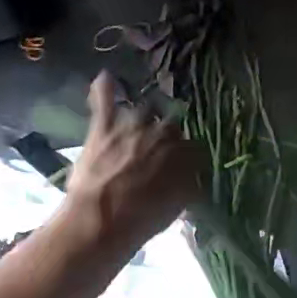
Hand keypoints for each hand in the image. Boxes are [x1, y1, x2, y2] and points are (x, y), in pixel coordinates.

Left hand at [65, 71, 199, 242]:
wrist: (101, 220)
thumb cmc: (143, 219)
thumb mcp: (176, 207)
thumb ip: (189, 188)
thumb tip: (195, 181)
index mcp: (184, 155)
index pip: (196, 148)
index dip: (190, 158)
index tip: (187, 168)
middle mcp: (161, 134)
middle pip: (171, 126)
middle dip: (169, 136)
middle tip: (161, 151)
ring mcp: (131, 127)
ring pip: (144, 110)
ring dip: (145, 117)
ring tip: (143, 124)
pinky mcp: (104, 128)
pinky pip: (105, 99)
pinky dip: (105, 88)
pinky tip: (106, 77)